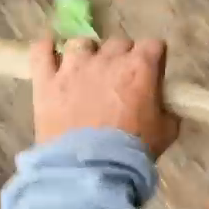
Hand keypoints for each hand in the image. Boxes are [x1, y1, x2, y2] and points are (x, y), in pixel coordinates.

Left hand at [29, 37, 180, 157]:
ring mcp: (74, 68)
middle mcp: (108, 60)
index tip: (153, 71)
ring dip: (88, 53)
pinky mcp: (46, 81)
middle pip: (119, 42)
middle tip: (121, 76)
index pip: (154, 45)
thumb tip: (164, 107)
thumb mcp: (167, 129)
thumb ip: (167, 110)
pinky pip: (41, 52)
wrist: (91, 166)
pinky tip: (49, 48)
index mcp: (141, 67)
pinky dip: (45, 47)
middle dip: (123, 55)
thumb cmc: (134, 147)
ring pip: (82, 43)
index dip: (154, 57)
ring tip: (87, 69)